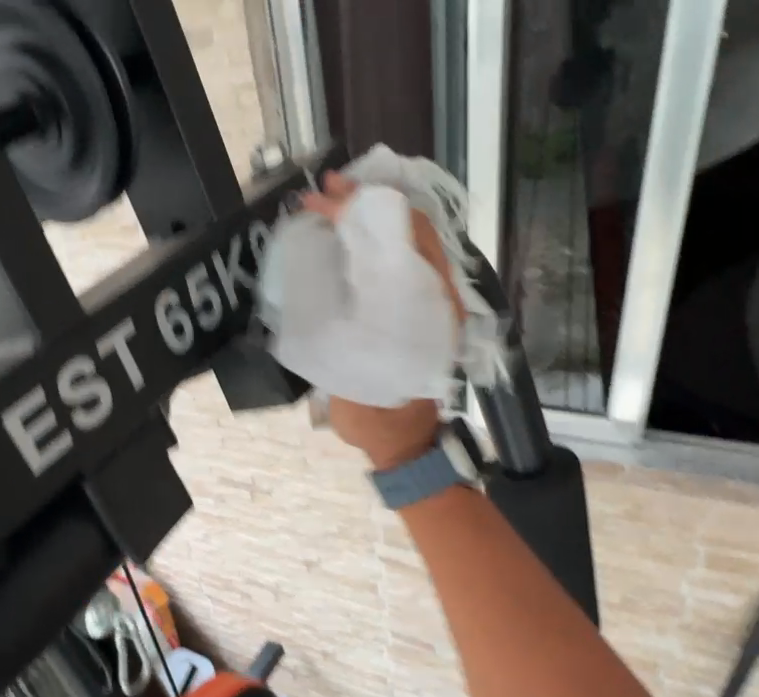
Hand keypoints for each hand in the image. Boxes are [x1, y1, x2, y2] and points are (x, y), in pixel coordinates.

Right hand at [299, 172, 458, 470]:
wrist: (404, 445)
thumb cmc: (378, 415)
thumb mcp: (354, 367)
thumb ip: (348, 318)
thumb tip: (332, 262)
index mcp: (427, 306)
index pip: (398, 236)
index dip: (358, 212)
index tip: (321, 202)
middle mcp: (438, 295)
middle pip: (407, 228)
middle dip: (364, 203)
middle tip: (324, 188)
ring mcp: (431, 301)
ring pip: (406, 240)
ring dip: (369, 219)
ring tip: (333, 203)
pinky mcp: (420, 310)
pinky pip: (400, 261)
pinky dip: (373, 242)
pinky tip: (346, 239)